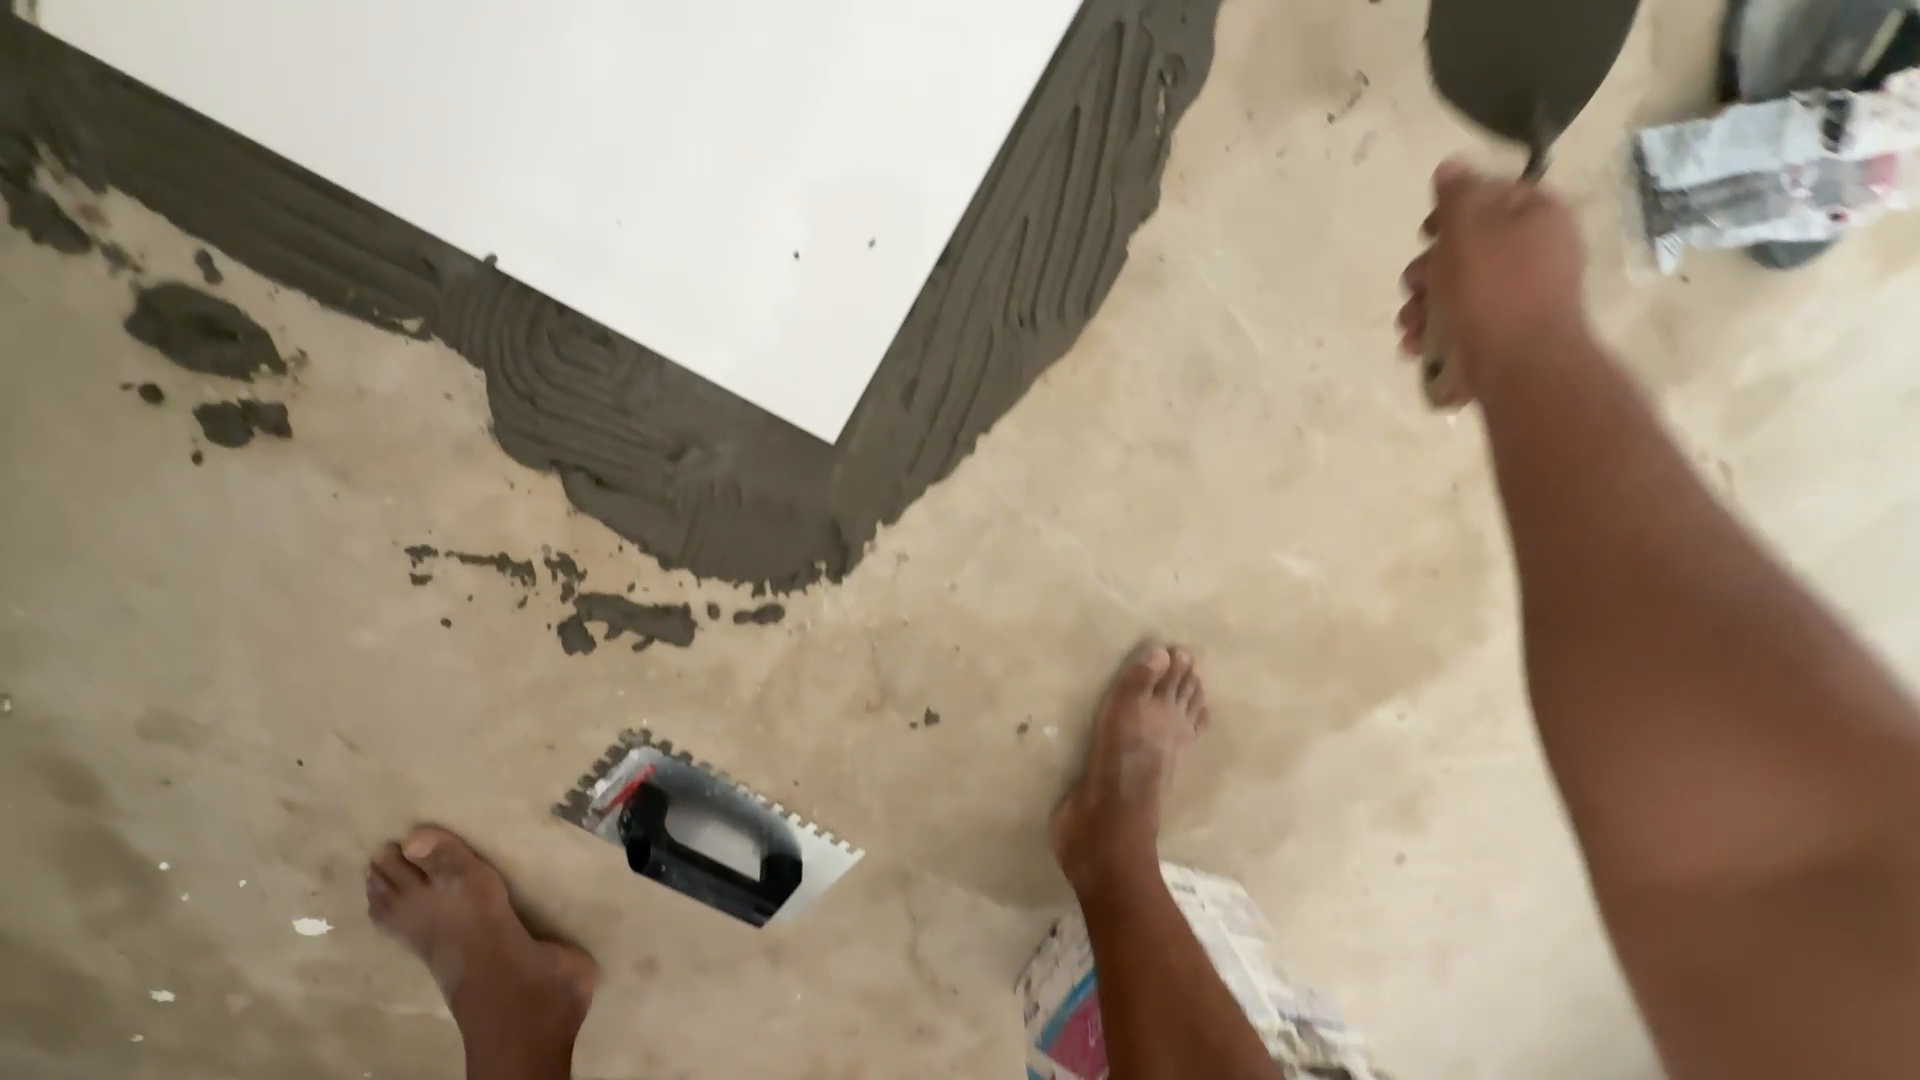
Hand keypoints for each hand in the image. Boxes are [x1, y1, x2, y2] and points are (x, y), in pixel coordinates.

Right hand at [1398, 160, 1591, 399]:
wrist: (1520, 366)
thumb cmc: (1493, 291)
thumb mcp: (1468, 230)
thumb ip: (1457, 194)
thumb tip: (1450, 165)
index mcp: (1537, 216)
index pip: (1490, 196)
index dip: (1450, 213)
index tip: (1425, 234)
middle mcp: (1536, 251)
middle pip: (1466, 248)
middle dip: (1426, 270)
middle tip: (1414, 286)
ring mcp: (1522, 296)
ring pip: (1456, 289)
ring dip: (1423, 306)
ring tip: (1411, 325)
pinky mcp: (1504, 333)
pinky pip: (1462, 322)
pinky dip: (1435, 331)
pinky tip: (1418, 345)